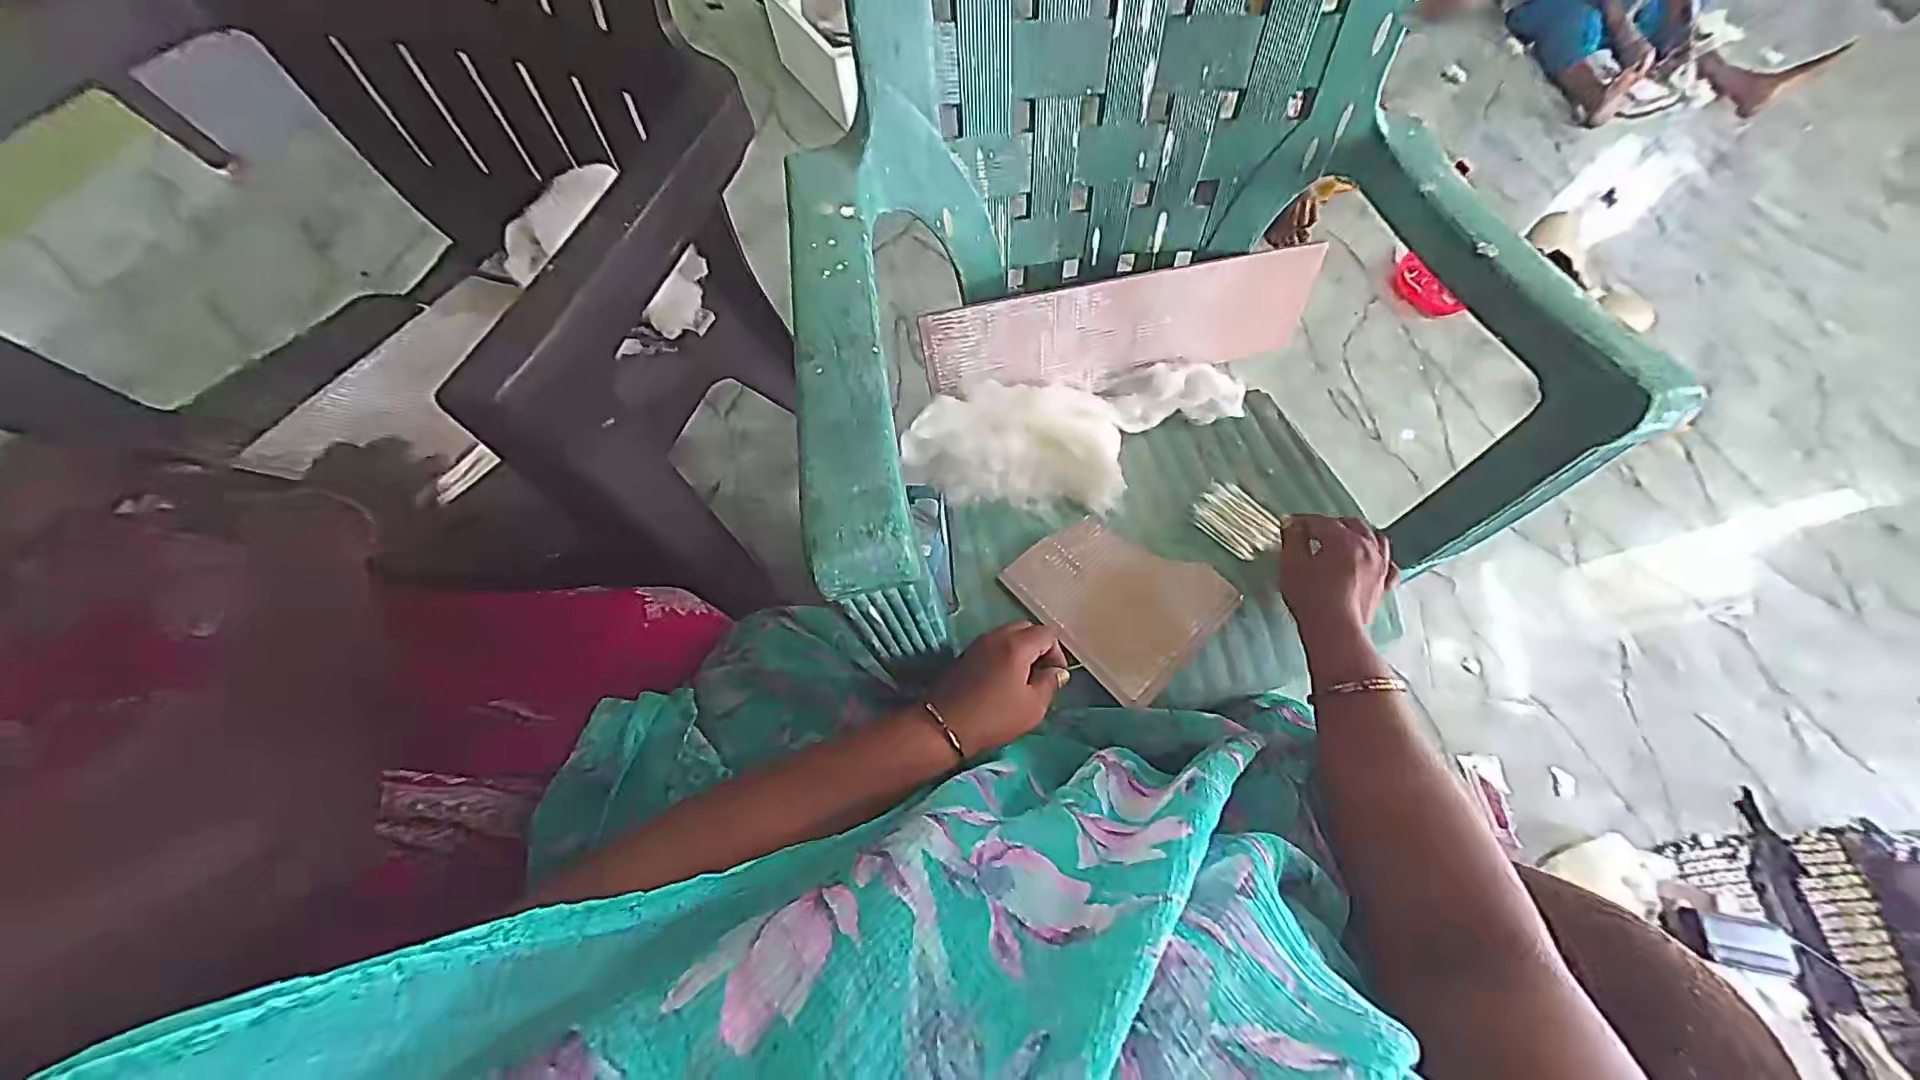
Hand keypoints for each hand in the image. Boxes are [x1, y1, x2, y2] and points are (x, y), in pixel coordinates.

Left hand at [926, 621, 1068, 754]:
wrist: (945, 725)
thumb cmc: (994, 717)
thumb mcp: (1033, 707)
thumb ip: (1050, 683)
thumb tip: (1057, 671)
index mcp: (1016, 644)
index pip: (1047, 634)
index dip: (1058, 653)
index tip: (1055, 677)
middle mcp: (997, 635)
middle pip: (1028, 628)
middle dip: (1040, 647)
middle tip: (1042, 675)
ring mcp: (980, 642)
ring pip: (1009, 634)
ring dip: (1022, 650)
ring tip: (1023, 679)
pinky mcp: (968, 653)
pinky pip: (995, 644)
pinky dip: (1006, 654)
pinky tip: (1004, 679)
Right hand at [1276, 515, 1399, 642]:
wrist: (1335, 629)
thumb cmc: (1310, 596)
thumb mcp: (1291, 564)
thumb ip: (1293, 539)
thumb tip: (1294, 525)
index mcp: (1343, 540)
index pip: (1319, 521)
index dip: (1301, 522)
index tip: (1288, 526)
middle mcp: (1367, 547)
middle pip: (1351, 524)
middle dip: (1331, 524)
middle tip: (1313, 531)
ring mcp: (1380, 566)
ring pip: (1375, 538)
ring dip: (1357, 534)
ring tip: (1343, 540)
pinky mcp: (1383, 584)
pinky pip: (1388, 563)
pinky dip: (1378, 556)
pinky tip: (1370, 559)